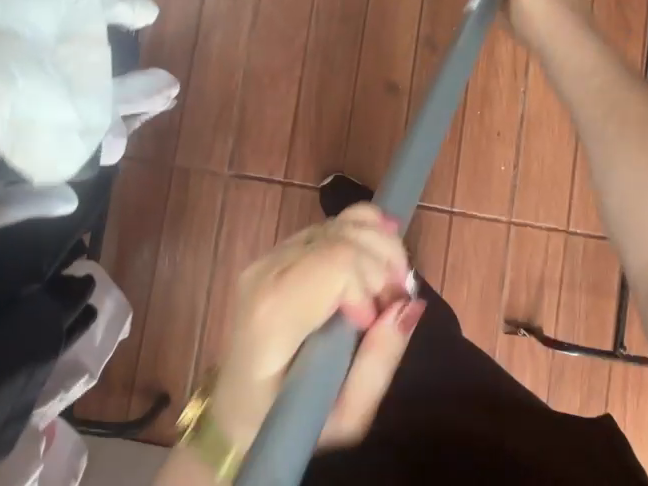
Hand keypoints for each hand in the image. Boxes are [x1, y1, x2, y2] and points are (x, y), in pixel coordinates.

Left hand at [210, 204, 423, 451]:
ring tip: (387, 285)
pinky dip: (362, 237)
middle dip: (384, 261)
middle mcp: (267, 272)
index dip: (370, 281)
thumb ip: (379, 362)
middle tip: (395, 299)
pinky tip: (376, 262)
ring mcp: (268, 257)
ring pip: (339, 223)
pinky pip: (329, 226)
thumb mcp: (344, 419)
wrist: (237, 410)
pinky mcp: (277, 251)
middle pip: (343, 236)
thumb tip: (410, 305)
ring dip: (378, 246)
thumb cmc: (288, 423)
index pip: (336, 262)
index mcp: (275, 315)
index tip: (373, 320)